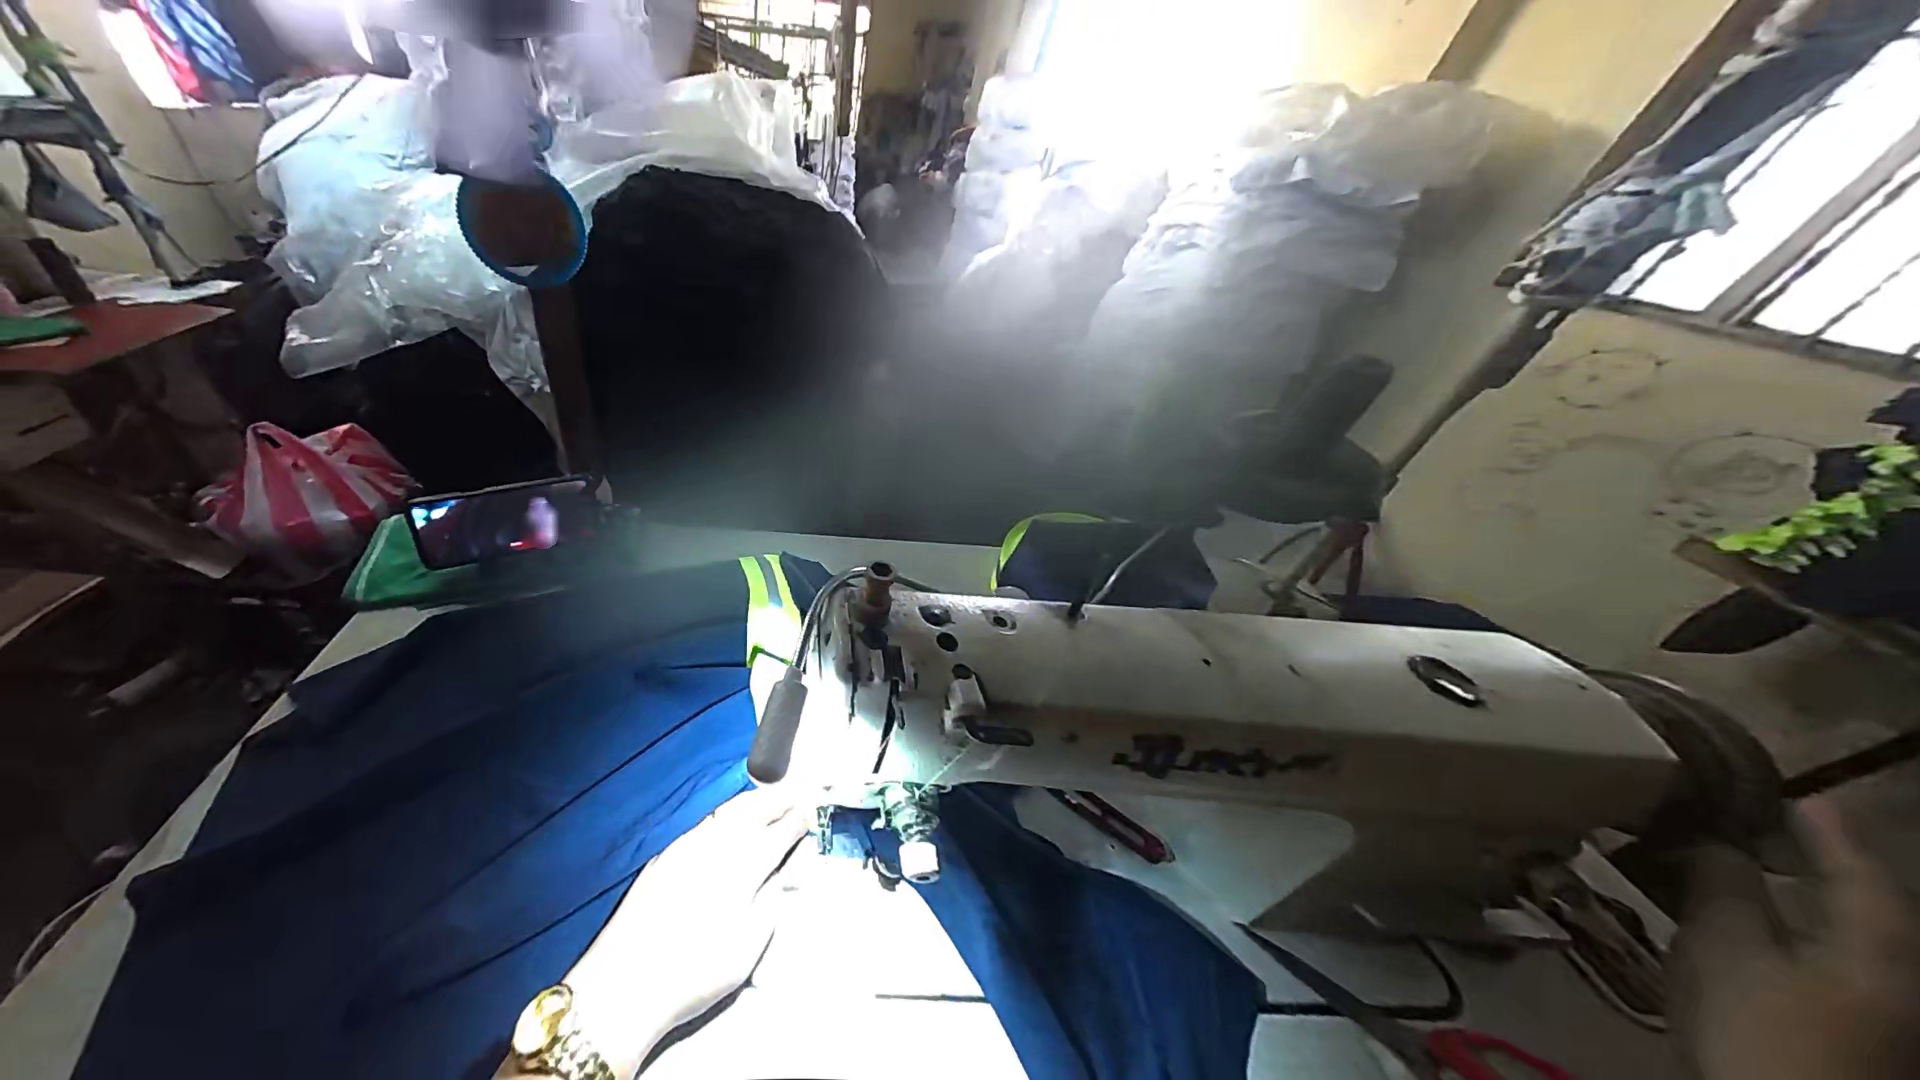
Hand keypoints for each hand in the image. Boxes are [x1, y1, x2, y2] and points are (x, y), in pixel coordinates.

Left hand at [495, 786, 807, 1078]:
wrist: (621, 987)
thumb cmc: (695, 972)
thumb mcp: (749, 946)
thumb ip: (772, 902)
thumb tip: (785, 872)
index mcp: (744, 866)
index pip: (780, 832)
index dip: (799, 819)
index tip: (812, 811)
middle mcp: (717, 846)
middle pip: (754, 811)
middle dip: (778, 800)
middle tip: (797, 793)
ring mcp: (687, 847)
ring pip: (727, 812)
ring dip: (753, 801)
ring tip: (768, 797)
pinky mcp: (664, 857)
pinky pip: (704, 823)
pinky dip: (725, 814)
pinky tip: (728, 819)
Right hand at [1671, 799, 1919, 1079]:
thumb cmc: (1756, 1025)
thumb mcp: (1724, 946)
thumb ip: (1720, 884)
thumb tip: (1714, 838)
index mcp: (1877, 952)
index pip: (1861, 878)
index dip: (1829, 834)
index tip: (1800, 794)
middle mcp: (1889, 977)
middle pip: (1856, 908)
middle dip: (1808, 863)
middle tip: (1757, 825)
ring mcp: (1868, 1009)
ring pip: (1829, 933)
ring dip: (1786, 895)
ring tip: (1737, 865)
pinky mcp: (1837, 1028)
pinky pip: (1811, 957)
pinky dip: (1777, 927)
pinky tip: (1739, 922)